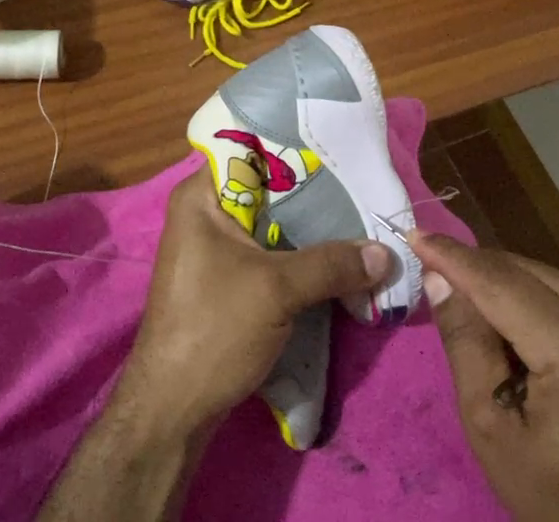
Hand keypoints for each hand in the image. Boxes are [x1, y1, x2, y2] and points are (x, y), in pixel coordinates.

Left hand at [38, 170, 390, 520]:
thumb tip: (385, 252)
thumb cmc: (215, 329)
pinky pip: (270, 256)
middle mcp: (204, 215)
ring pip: (273, 228)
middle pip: (268, 192)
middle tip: (365, 192)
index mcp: (200, 197)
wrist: (174, 407)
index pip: (251, 153)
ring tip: (363, 225)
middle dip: (316, 197)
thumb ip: (331, 263)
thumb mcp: (277, 289)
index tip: (344, 153)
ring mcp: (215, 250)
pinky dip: (301, 260)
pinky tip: (340, 263)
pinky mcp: (227, 282)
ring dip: (313, 233)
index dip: (297, 151)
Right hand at [411, 231, 558, 521]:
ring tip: (463, 305)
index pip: (499, 282)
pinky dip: (527, 297)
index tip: (411, 234)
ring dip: (499, 283)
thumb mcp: (491, 427)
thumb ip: (465, 344)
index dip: (451, 256)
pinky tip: (505, 321)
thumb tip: (439, 279)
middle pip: (522, 271)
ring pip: (542, 277)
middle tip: (429, 273)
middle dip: (473, 268)